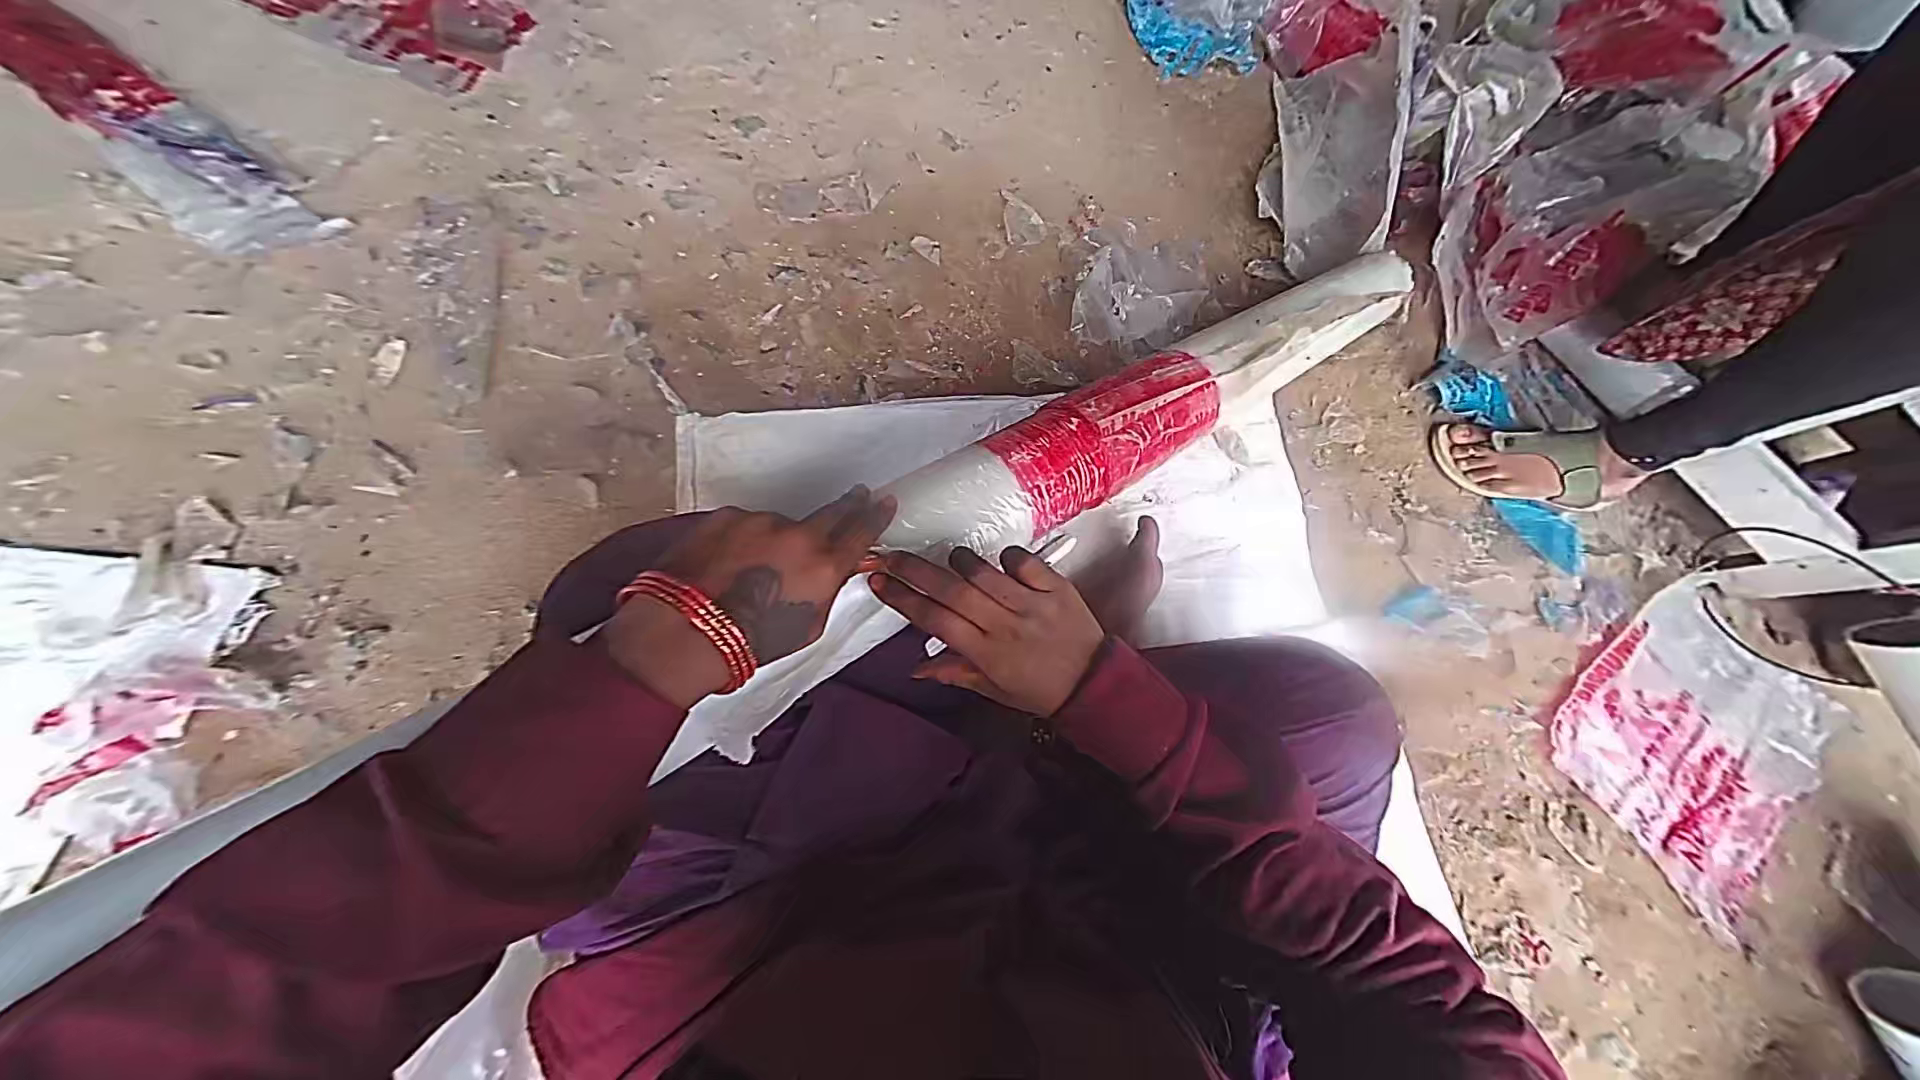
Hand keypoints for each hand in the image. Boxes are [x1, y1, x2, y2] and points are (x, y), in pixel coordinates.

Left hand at [603, 488, 895, 706]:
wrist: (684, 633)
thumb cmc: (748, 641)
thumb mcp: (808, 625)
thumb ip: (826, 590)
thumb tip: (831, 573)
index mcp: (824, 565)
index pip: (862, 530)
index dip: (875, 515)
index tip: (883, 502)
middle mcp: (797, 535)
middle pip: (833, 510)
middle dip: (848, 504)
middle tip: (856, 496)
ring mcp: (760, 521)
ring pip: (781, 523)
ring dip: (779, 536)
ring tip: (758, 566)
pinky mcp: (726, 516)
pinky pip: (746, 523)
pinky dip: (744, 538)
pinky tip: (731, 562)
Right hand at [869, 542, 1108, 716]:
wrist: (1095, 684)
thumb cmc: (1041, 690)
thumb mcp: (995, 690)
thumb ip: (956, 672)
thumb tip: (917, 669)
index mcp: (987, 652)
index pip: (935, 620)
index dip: (903, 599)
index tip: (880, 581)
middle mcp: (1006, 625)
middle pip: (951, 591)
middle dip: (915, 570)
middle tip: (893, 555)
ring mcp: (1032, 604)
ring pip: (984, 572)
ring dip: (960, 560)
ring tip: (950, 557)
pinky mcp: (1057, 588)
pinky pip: (1025, 562)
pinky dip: (1008, 556)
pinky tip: (1002, 562)